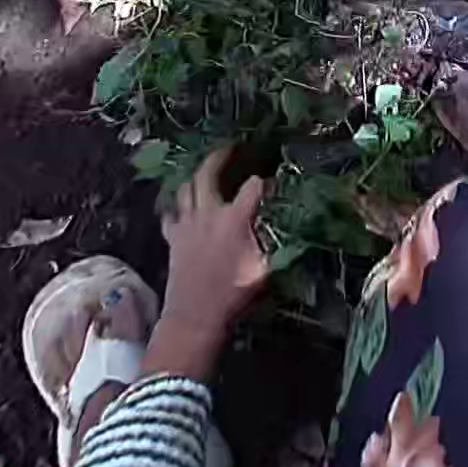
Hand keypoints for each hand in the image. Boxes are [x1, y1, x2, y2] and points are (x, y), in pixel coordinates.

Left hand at [145, 148, 267, 380]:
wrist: (194, 318)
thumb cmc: (233, 293)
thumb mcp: (265, 268)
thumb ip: (279, 243)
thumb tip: (296, 227)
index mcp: (234, 219)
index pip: (252, 186)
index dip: (265, 182)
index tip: (273, 182)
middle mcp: (208, 214)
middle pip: (207, 174)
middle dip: (219, 157)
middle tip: (230, 148)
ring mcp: (186, 224)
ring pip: (185, 188)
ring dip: (196, 175)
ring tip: (206, 168)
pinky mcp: (173, 237)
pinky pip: (171, 212)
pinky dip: (176, 203)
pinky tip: (182, 202)